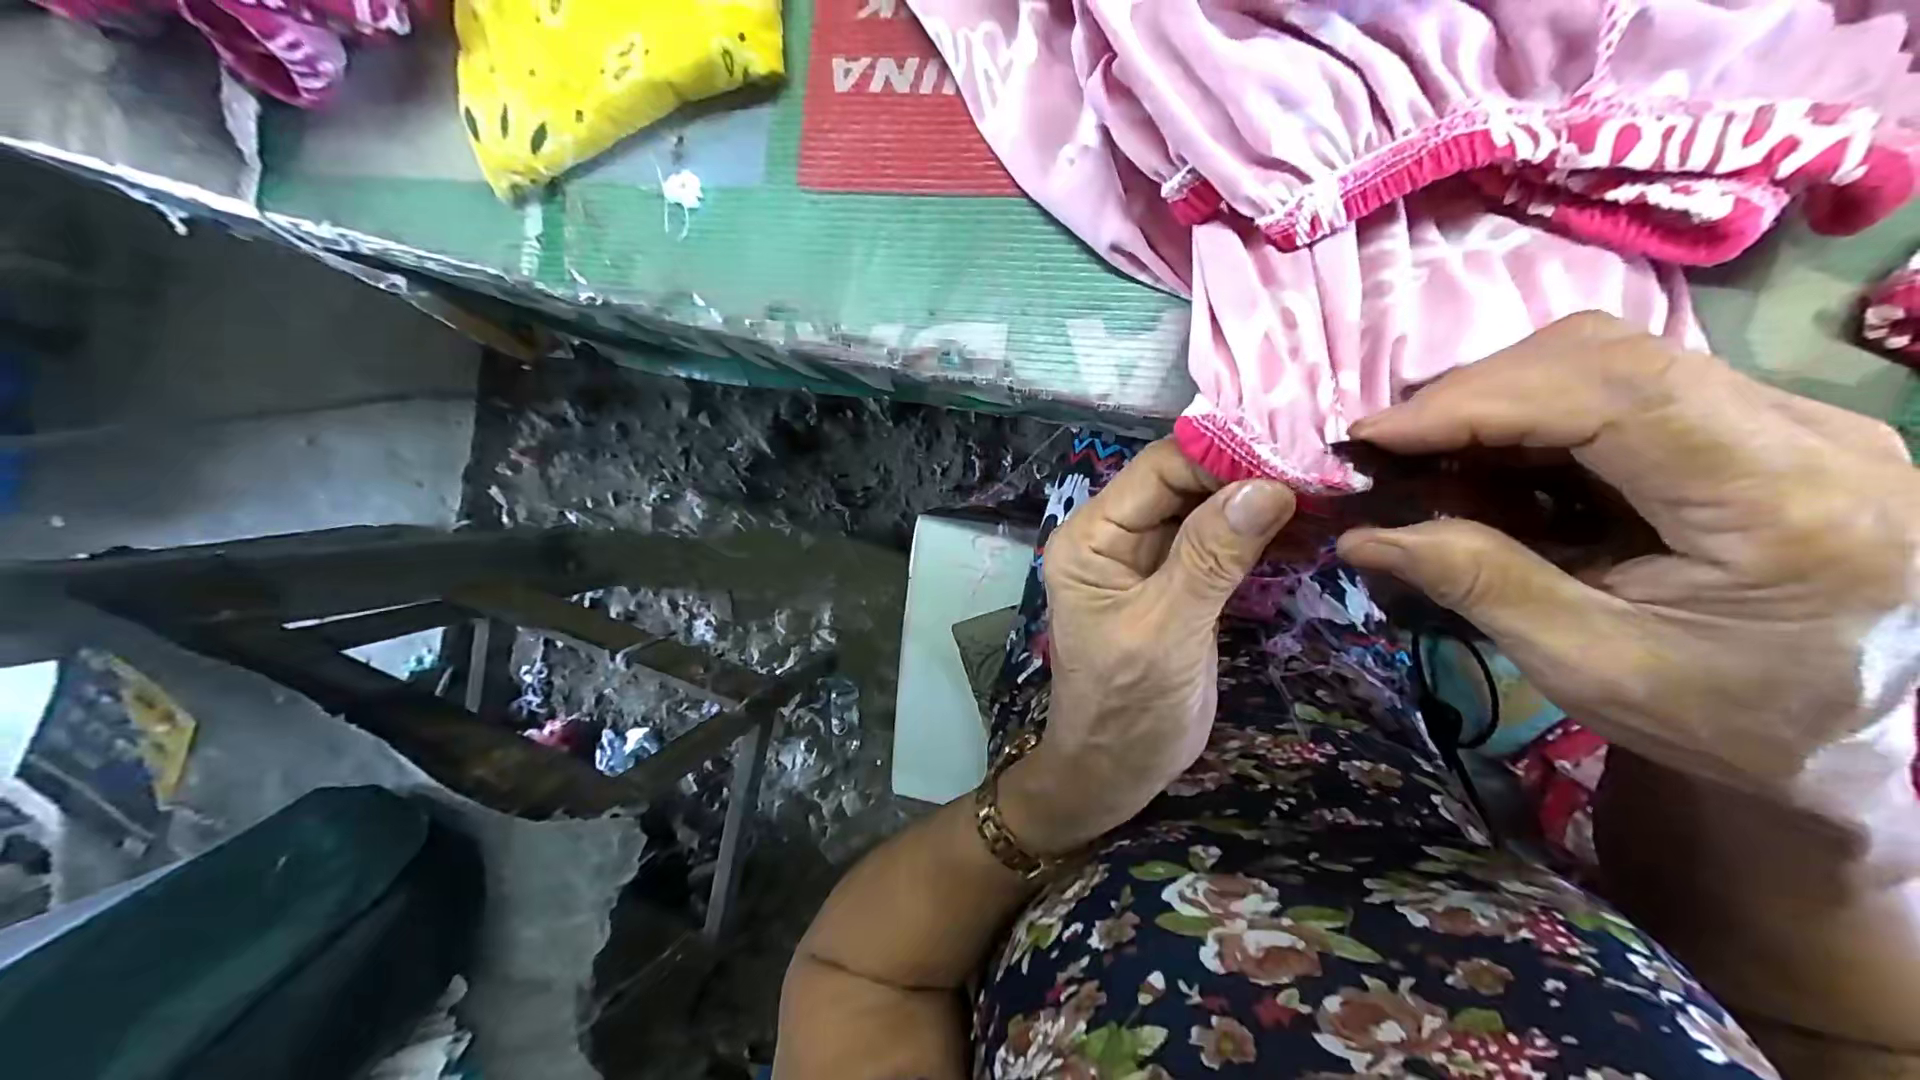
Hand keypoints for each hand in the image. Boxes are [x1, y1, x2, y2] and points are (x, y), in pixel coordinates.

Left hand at [999, 442, 1295, 854]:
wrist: (1116, 770)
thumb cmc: (1127, 708)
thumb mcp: (1166, 630)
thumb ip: (1210, 558)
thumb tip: (1267, 486)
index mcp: (1091, 537)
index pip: (1158, 470)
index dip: (1223, 456)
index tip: (1295, 453)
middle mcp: (1114, 536)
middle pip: (1183, 483)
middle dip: (1248, 475)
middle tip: (1324, 469)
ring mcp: (1145, 559)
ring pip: (1205, 510)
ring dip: (1259, 503)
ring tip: (1327, 492)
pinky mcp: (1176, 583)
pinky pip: (1217, 544)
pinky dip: (1257, 535)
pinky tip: (1306, 530)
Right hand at [1335, 313, 1919, 815]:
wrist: (1850, 739)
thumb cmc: (1725, 720)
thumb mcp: (1589, 667)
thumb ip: (1479, 585)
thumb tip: (1363, 535)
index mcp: (1784, 503)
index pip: (1616, 394)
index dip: (1476, 400)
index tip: (1374, 437)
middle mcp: (1803, 433)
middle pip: (1605, 355)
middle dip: (1473, 394)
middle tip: (1389, 449)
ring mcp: (1782, 421)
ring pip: (1604, 358)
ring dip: (1492, 400)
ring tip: (1424, 455)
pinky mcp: (1748, 427)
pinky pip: (1613, 388)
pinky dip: (1524, 416)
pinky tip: (1484, 461)